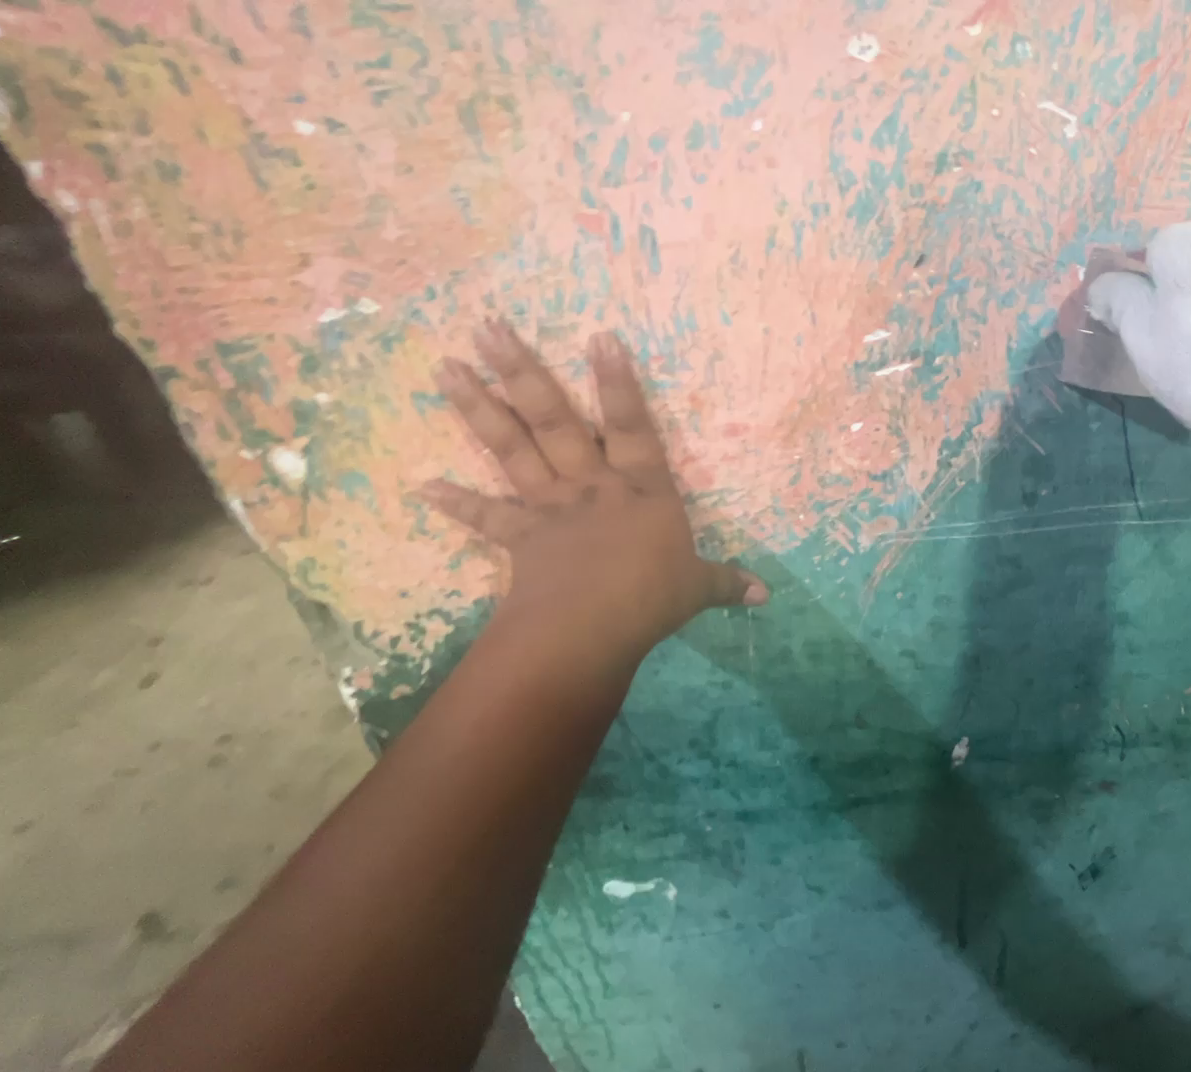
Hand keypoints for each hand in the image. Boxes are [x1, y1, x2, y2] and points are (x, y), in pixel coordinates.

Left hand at [421, 320, 766, 669]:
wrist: (592, 626)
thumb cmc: (653, 596)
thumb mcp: (699, 588)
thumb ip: (728, 583)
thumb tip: (767, 596)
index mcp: (643, 490)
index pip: (633, 427)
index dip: (618, 384)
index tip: (599, 336)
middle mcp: (594, 486)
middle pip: (556, 421)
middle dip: (523, 372)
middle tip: (487, 327)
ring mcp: (553, 509)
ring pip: (514, 450)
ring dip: (479, 409)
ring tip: (446, 367)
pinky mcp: (523, 539)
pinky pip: (487, 518)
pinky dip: (457, 503)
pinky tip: (423, 485)